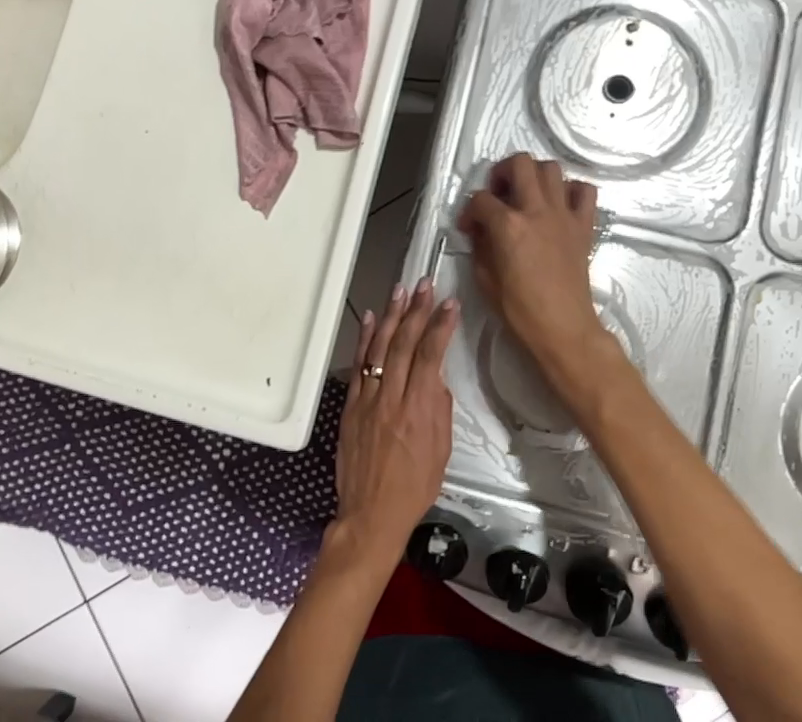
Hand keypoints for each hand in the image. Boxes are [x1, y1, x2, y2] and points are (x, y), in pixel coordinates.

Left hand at [333, 281, 456, 560]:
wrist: (372, 514)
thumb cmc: (413, 488)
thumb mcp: (441, 451)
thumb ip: (439, 411)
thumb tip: (436, 380)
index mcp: (419, 411)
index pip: (431, 356)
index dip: (441, 327)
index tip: (450, 305)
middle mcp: (392, 399)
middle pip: (404, 345)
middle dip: (416, 311)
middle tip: (425, 286)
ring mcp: (368, 400)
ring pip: (379, 349)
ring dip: (391, 317)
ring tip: (400, 292)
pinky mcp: (351, 406)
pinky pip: (359, 366)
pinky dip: (364, 340)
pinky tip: (372, 320)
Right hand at [457, 154, 609, 382]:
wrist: (563, 328)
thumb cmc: (520, 310)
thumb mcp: (485, 278)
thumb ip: (480, 246)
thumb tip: (479, 229)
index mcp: (508, 226)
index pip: (481, 199)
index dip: (469, 211)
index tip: (469, 227)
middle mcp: (536, 210)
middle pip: (520, 163)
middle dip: (502, 172)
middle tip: (498, 193)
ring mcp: (564, 215)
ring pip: (552, 168)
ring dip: (534, 175)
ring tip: (526, 195)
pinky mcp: (584, 225)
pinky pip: (585, 191)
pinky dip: (571, 190)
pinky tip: (559, 204)